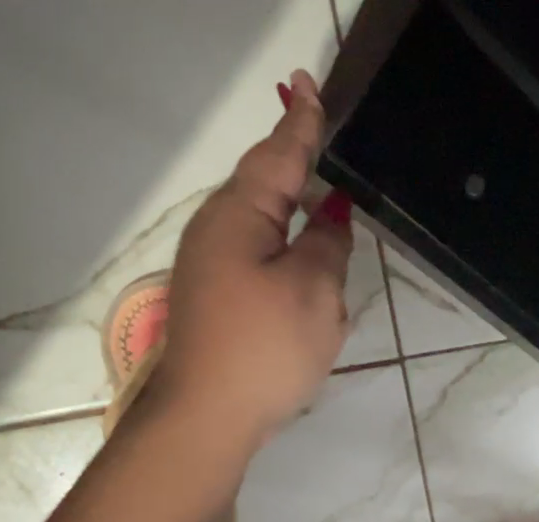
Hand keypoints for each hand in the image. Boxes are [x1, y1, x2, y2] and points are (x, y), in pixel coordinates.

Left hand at [152, 70, 353, 436]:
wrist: (208, 417)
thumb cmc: (264, 348)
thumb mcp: (313, 293)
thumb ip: (327, 246)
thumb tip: (330, 216)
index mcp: (241, 217)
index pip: (279, 156)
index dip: (300, 124)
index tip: (308, 87)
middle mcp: (218, 232)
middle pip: (265, 185)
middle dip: (293, 159)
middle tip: (318, 129)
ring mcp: (213, 268)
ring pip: (262, 225)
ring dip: (291, 207)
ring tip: (319, 190)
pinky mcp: (218, 300)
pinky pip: (259, 257)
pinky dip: (285, 247)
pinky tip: (302, 256)